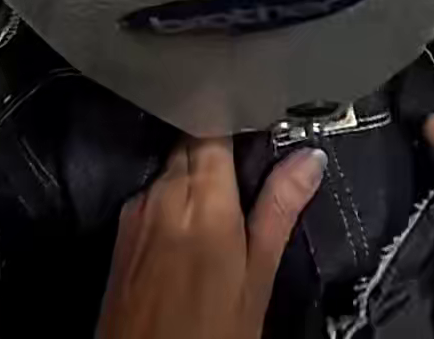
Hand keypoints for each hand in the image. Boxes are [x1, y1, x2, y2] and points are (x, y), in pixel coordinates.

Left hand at [96, 136, 326, 338]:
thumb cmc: (210, 333)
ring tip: (221, 204)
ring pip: (172, 163)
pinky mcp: (122, 229)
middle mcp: (165, 190)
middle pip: (192, 140)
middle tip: (246, 171)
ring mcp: (138, 208)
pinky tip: (187, 229)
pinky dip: (172, 195)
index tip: (256, 124)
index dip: (235, 116)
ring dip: (194, 170)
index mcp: (203, 195)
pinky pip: (153, 190)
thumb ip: (280, 206)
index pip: (214, 124)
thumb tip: (312, 157)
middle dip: (218, 145)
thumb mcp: (258, 275)